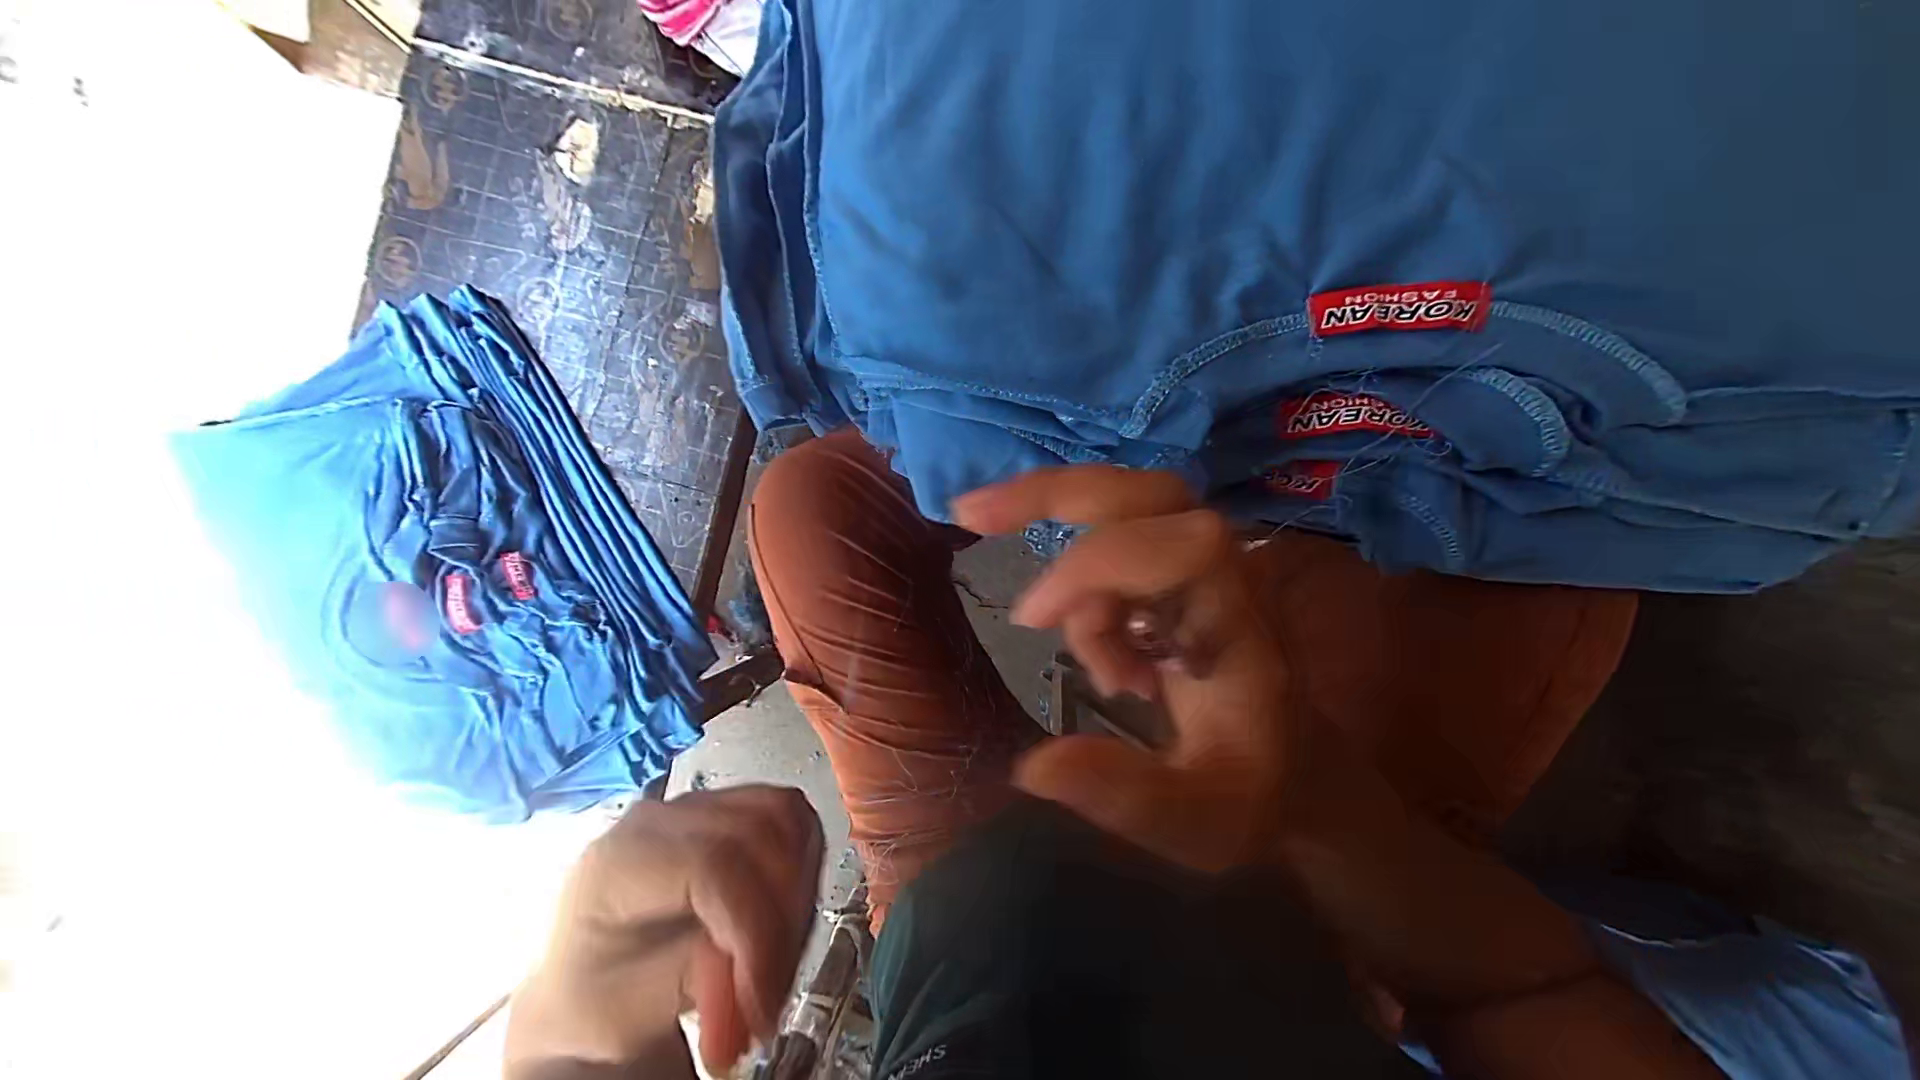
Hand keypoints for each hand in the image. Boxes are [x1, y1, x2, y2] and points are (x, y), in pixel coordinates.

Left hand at [506, 786, 823, 1077]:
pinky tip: (783, 916)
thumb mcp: (629, 1014)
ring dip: (797, 892)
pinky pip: (792, 817)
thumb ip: (696, 977)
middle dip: (782, 920)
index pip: (715, 864)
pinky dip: (802, 866)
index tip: (763, 1004)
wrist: (592, 989)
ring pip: (787, 817)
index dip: (755, 931)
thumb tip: (752, 971)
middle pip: (760, 836)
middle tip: (771, 990)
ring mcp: (700, 806)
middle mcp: (661, 818)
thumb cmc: (600, 1004)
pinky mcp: (733, 807)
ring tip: (777, 955)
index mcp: (620, 861)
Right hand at [951, 466, 1296, 871]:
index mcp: (1240, 626)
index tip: (1030, 621)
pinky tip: (1099, 654)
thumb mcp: (1193, 820)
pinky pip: (1112, 542)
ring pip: (1121, 505)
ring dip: (1062, 551)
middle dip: (1051, 495)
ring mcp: (1201, 566)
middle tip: (969, 514)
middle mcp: (1226, 576)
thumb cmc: (1249, 793)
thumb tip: (1031, 766)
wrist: (1292, 772)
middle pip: (1143, 493)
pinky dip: (1077, 583)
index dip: (1094, 566)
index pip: (1180, 548)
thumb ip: (1123, 794)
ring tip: (1064, 644)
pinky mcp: (1178, 572)